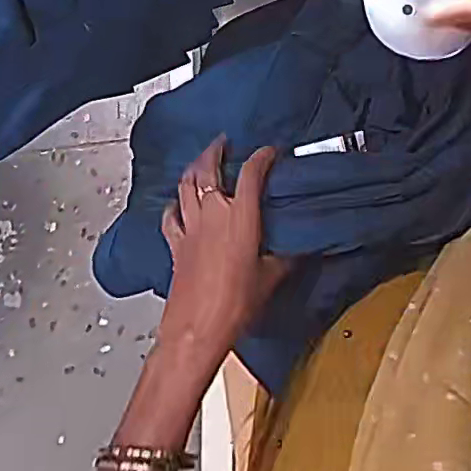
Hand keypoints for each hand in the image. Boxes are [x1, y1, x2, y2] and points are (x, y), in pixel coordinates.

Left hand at [156, 135, 286, 366]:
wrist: (197, 328)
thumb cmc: (236, 303)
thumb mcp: (271, 277)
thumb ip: (286, 258)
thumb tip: (300, 250)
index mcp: (240, 216)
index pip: (251, 173)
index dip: (262, 157)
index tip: (269, 151)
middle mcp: (212, 213)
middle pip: (208, 168)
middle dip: (216, 150)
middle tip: (223, 142)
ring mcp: (190, 226)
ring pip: (186, 185)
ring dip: (194, 168)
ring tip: (200, 160)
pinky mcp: (175, 244)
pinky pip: (170, 215)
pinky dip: (174, 204)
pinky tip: (176, 203)